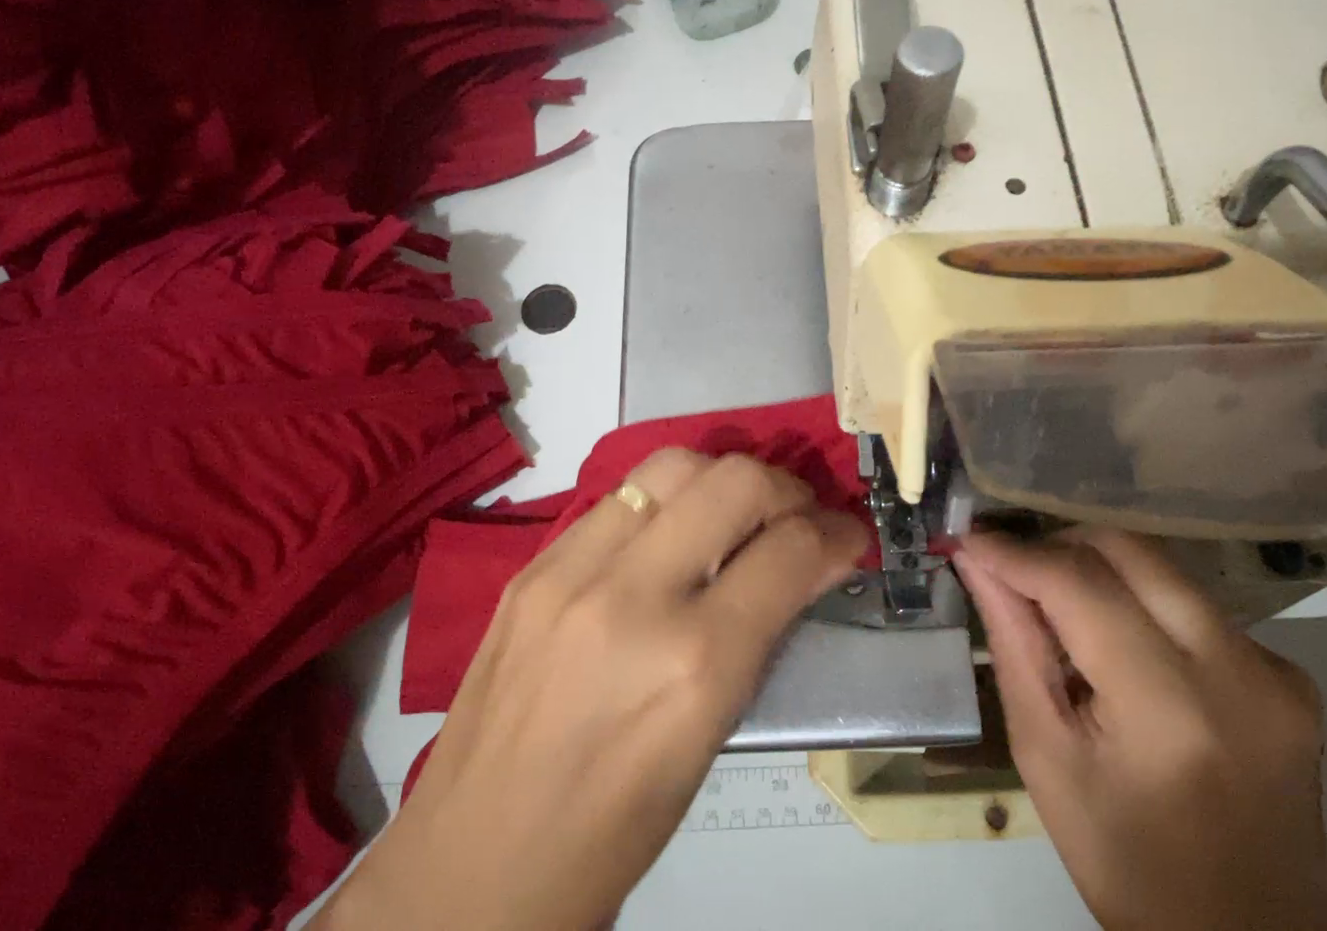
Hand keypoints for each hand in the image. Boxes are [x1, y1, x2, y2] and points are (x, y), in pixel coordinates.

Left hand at [313, 449, 866, 930]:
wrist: (476, 860)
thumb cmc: (615, 827)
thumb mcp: (709, 741)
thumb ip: (758, 640)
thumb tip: (803, 568)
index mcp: (692, 666)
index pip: (789, 553)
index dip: (837, 535)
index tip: (849, 539)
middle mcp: (631, 599)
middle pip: (735, 482)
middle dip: (788, 490)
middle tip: (798, 520)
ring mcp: (568, 573)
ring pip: (670, 466)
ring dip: (723, 480)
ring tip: (737, 514)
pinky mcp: (528, 568)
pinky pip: (615, 499)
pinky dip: (662, 503)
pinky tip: (669, 536)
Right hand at [956, 529, 1326, 930]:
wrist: (1249, 929)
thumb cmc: (1125, 860)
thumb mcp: (1046, 759)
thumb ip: (1015, 650)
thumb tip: (979, 565)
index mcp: (1168, 709)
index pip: (1081, 587)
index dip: (1018, 553)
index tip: (970, 539)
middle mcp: (1237, 670)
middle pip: (1132, 554)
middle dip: (1061, 546)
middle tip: (1013, 570)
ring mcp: (1275, 667)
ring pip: (1167, 572)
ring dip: (1102, 576)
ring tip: (1063, 618)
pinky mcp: (1291, 673)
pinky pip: (1199, 609)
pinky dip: (1147, 611)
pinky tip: (1127, 658)